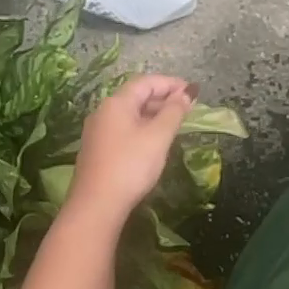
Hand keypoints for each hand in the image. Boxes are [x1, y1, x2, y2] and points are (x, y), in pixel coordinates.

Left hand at [69, 74, 196, 224]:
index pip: (146, 82)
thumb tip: (185, 94)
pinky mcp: (97, 149)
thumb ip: (174, 112)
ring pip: (130, 113)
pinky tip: (154, 140)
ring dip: (153, 113)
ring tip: (175, 123)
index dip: (170, 83)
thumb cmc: (130, 165)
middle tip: (187, 107)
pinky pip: (123, 128)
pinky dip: (142, 127)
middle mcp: (103, 111)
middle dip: (163, 98)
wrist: (96, 206)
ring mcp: (98, 131)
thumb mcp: (158, 136)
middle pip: (136, 96)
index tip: (192, 91)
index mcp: (117, 103)